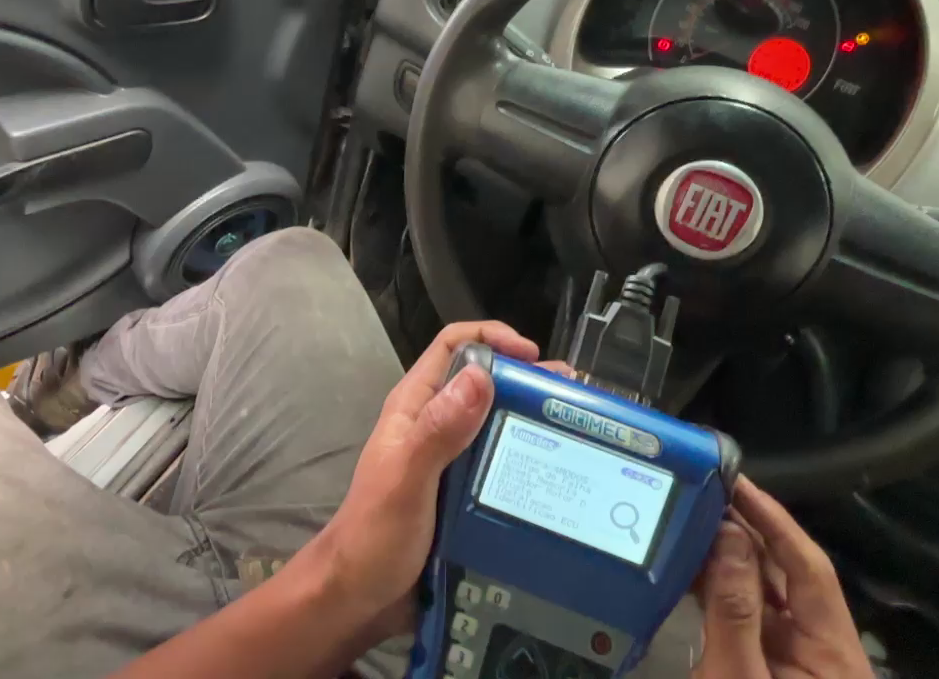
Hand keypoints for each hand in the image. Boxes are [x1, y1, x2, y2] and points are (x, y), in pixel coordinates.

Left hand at [300, 321, 555, 637]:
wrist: (358, 599)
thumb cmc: (375, 535)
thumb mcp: (407, 479)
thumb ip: (437, 431)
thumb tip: (481, 376)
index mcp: (415, 407)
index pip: (453, 347)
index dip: (492, 338)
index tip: (534, 356)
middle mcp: (435, 424)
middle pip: (483, 383)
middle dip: (527, 382)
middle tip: (574, 402)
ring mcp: (450, 460)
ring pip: (497, 425)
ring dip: (534, 424)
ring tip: (580, 439)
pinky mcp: (465, 494)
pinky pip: (502, 465)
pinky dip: (529, 463)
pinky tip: (560, 481)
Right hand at [693, 478, 872, 678]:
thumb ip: (734, 610)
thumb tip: (728, 534)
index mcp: (833, 653)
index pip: (810, 567)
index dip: (774, 519)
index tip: (735, 481)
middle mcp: (819, 647)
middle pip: (784, 573)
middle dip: (743, 530)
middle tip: (701, 490)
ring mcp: (791, 657)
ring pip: (759, 590)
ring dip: (724, 555)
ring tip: (688, 516)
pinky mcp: (764, 666)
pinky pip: (742, 613)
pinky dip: (715, 587)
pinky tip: (686, 563)